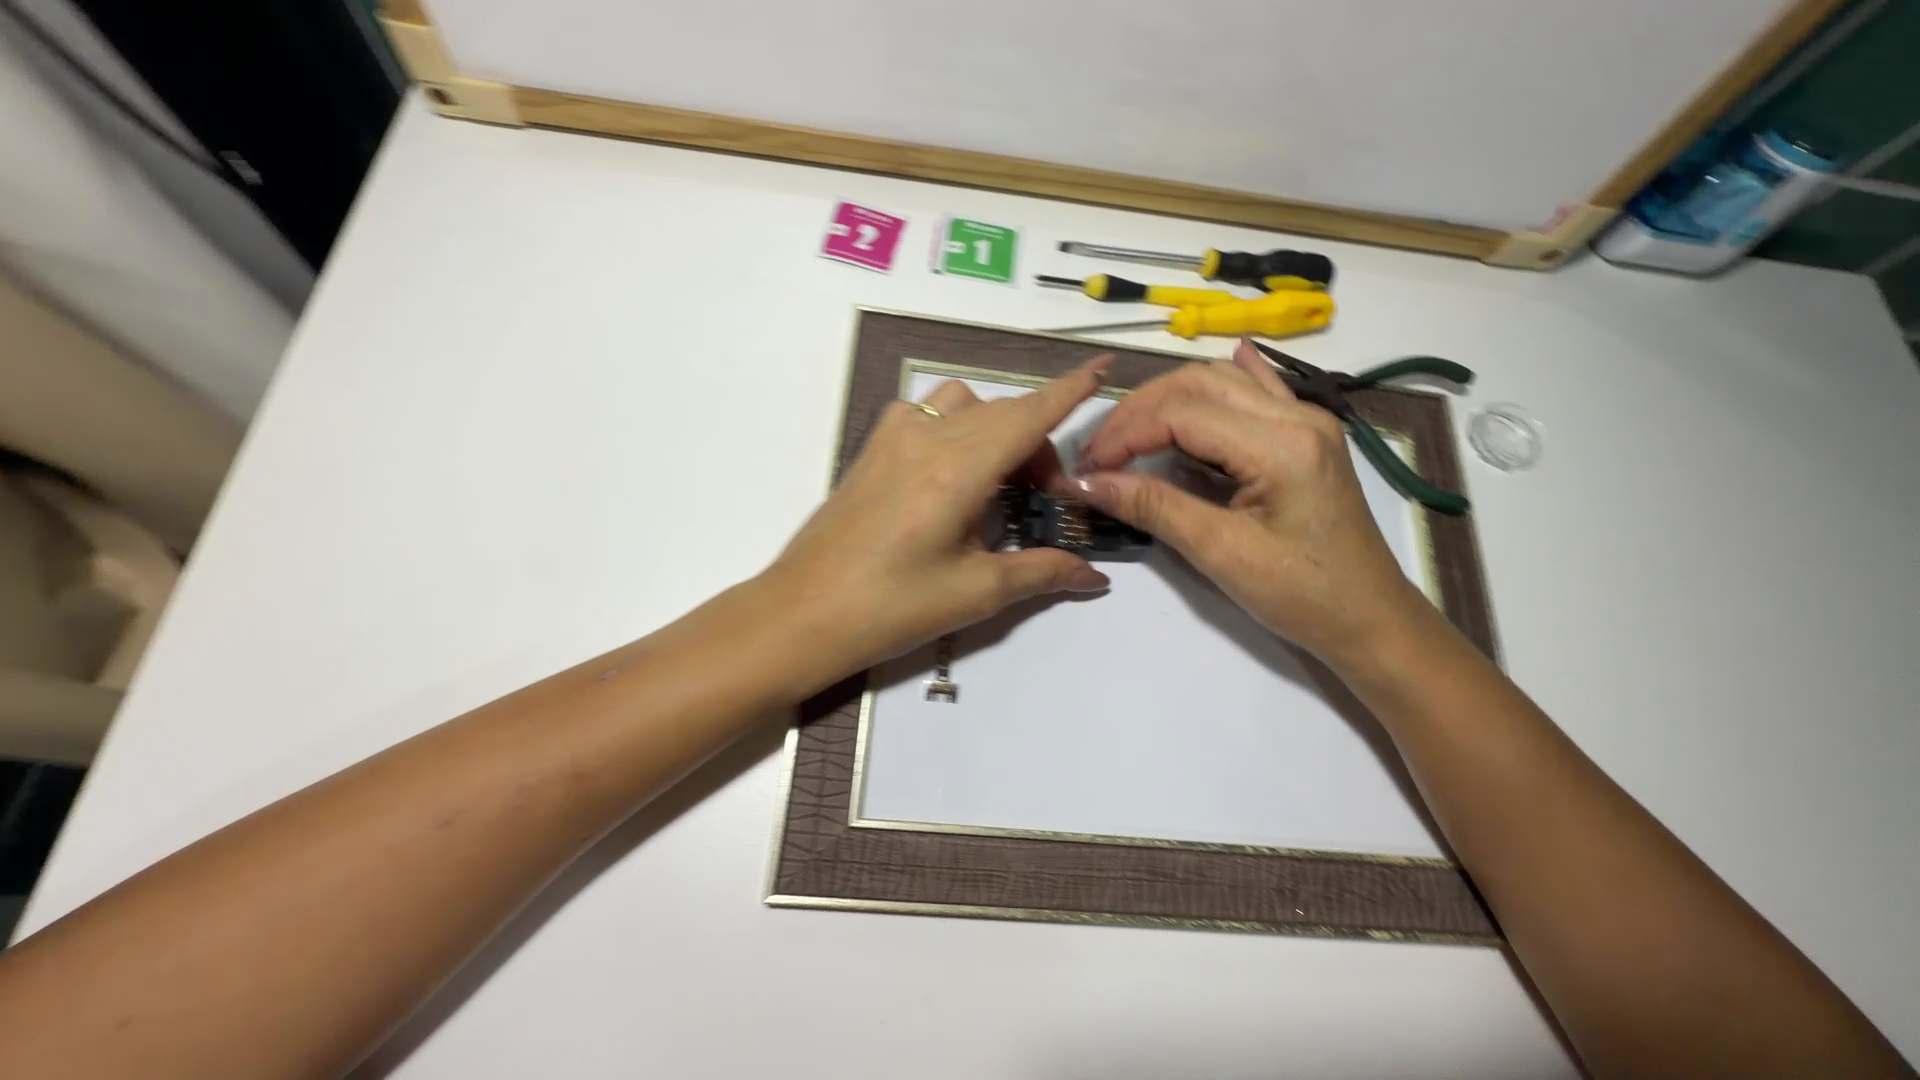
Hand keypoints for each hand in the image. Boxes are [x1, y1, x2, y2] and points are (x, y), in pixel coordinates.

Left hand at [765, 357, 1114, 673]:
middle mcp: (927, 439)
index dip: (1070, 390)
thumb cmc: (890, 608)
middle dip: (1038, 444)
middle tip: (1046, 499)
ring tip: (999, 484)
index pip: (1028, 415)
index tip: (1102, 368)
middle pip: (1003, 414)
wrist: (802, 615)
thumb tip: (1090, 575)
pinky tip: (954, 478)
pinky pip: (927, 415)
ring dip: (996, 429)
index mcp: (958, 469)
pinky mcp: (871, 450)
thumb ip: (1040, 572)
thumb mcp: (975, 593)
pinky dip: (957, 428)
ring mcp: (893, 439)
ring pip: (964, 405)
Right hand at [1072, 341, 1426, 666]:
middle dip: (1139, 411)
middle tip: (1098, 453)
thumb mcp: (1221, 553)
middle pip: (1199, 384)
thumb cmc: (1301, 596)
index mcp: (1281, 444)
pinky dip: (1226, 382)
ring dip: (1170, 399)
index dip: (1125, 434)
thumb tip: (1087, 482)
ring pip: (1224, 381)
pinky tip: (1223, 360)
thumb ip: (1154, 508)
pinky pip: (1260, 391)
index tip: (1087, 468)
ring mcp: (1308, 422)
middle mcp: (1297, 417)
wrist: (1371, 620)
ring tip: (1128, 434)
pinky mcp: (1308, 437)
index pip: (1181, 414)